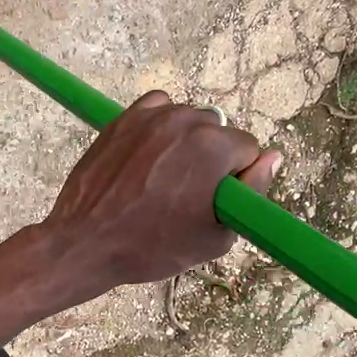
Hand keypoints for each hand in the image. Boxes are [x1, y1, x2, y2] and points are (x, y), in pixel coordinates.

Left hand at [33, 91, 279, 305]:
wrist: (85, 242)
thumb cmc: (150, 247)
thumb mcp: (215, 237)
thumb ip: (252, 194)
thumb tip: (272, 159)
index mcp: (215, 146)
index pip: (248, 150)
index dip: (234, 178)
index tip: (210, 200)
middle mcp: (185, 121)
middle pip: (218, 132)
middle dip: (210, 158)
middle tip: (183, 194)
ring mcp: (151, 117)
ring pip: (188, 120)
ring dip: (183, 142)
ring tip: (160, 179)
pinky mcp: (123, 119)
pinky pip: (157, 109)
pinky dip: (158, 126)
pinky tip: (147, 155)